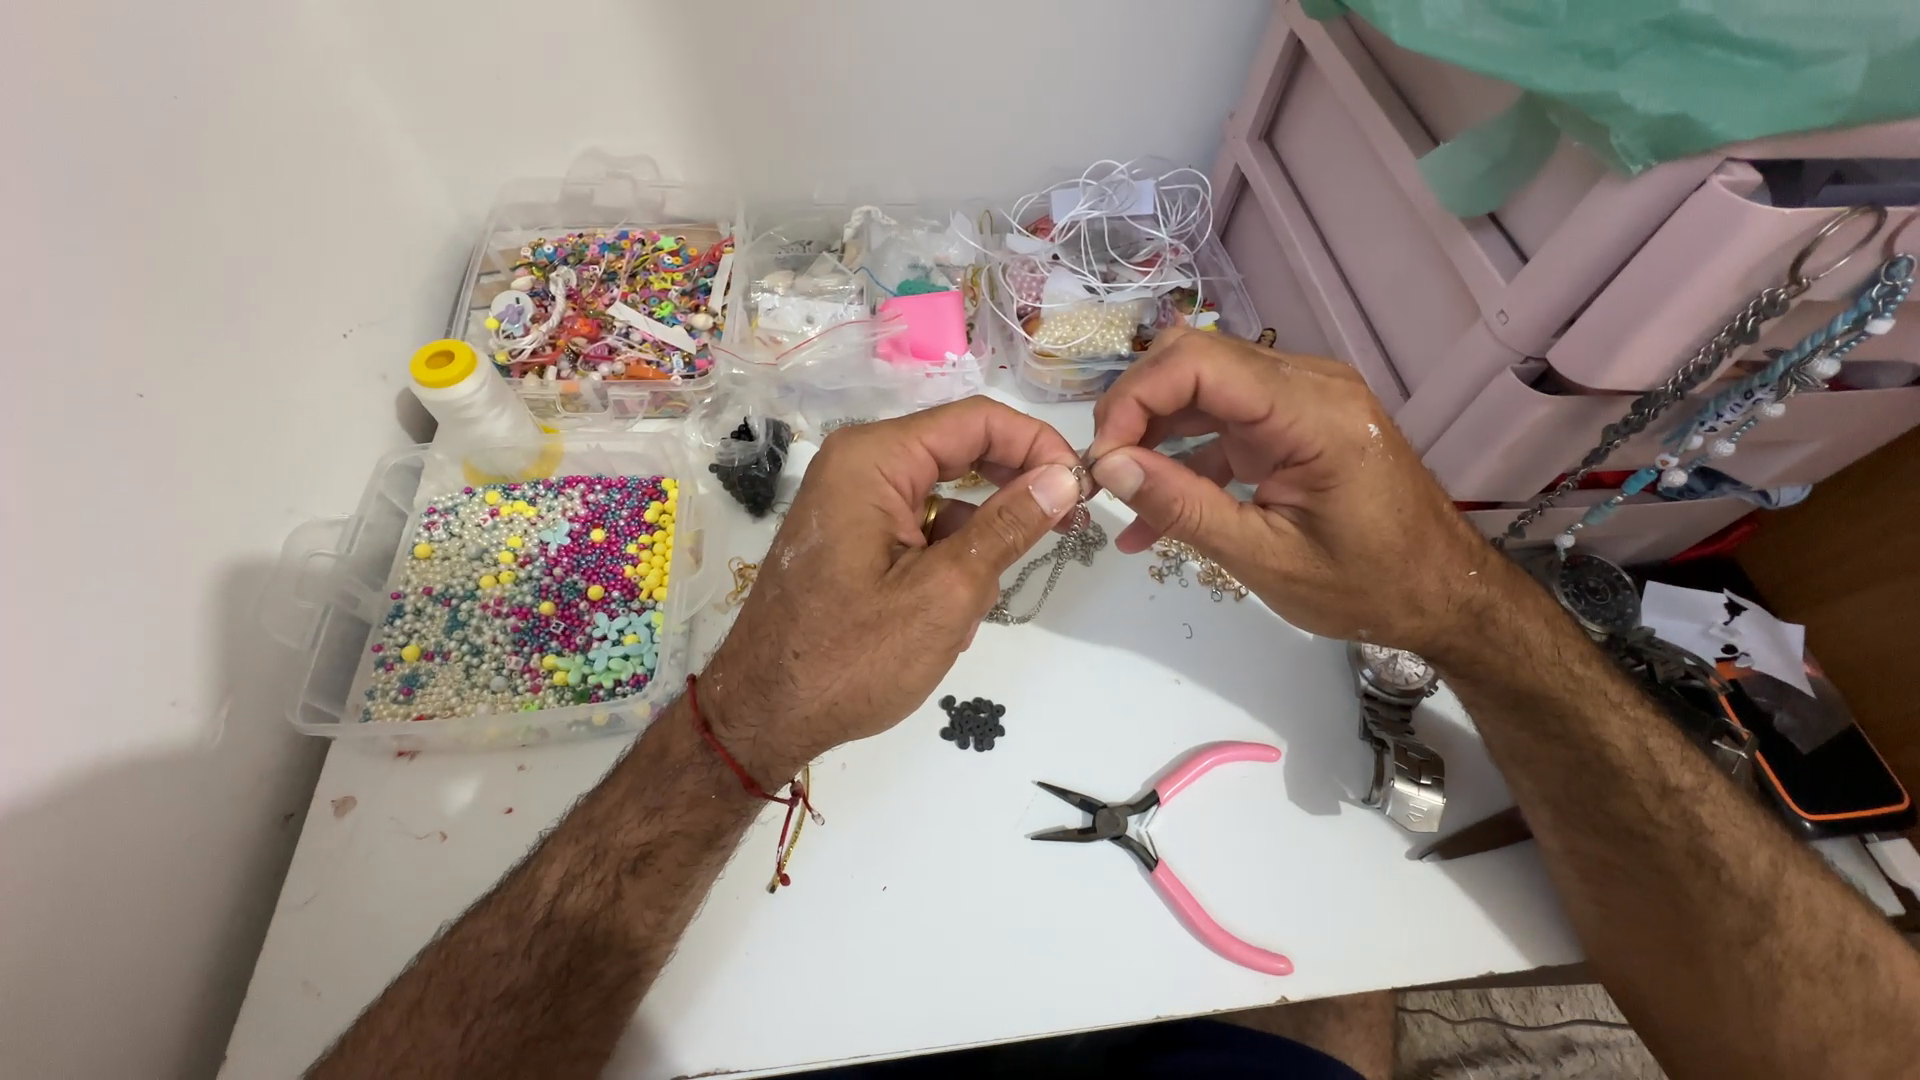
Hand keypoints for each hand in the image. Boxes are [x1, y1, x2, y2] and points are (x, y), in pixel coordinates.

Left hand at [699, 398, 1082, 783]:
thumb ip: (1009, 527)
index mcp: (874, 459)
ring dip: (975, 547)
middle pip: (961, 454)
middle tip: (1061, 532)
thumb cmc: (851, 659)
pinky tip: (945, 620)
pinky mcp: (853, 537)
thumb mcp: (946, 592)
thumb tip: (1064, 477)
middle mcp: (859, 466)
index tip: (1082, 488)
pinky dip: (946, 565)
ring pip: (946, 500)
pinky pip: (919, 530)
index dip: (1037, 445)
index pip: (977, 420)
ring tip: (971, 610)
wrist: (764, 717)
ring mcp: (852, 503)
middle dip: (1010, 496)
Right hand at [1085, 328, 1505, 659]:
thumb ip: (1182, 509)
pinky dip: (1182, 454)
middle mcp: (1310, 384)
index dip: (1134, 400)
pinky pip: (1222, 419)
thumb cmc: (1366, 587)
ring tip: (1119, 490)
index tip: (1101, 461)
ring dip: (1150, 431)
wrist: (1443, 594)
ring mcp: (1303, 397)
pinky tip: (1153, 508)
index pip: (1199, 363)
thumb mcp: (1264, 560)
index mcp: (1313, 414)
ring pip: (1200, 385)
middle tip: (1103, 473)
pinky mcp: (1294, 420)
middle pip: (1194, 360)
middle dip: (1134, 410)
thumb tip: (1108, 467)